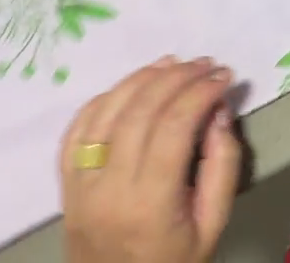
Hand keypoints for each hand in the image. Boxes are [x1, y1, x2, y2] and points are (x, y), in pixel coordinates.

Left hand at [60, 56, 241, 262]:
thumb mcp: (212, 226)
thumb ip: (222, 166)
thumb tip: (218, 111)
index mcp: (149, 205)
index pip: (174, 127)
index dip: (200, 92)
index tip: (225, 76)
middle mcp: (108, 190)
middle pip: (141, 111)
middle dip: (178, 78)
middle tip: (206, 64)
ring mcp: (80, 185)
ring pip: (107, 111)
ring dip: (142, 78)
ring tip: (173, 64)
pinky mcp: (65, 184)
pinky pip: (78, 127)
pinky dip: (104, 98)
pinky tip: (131, 87)